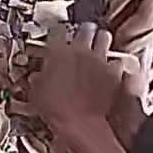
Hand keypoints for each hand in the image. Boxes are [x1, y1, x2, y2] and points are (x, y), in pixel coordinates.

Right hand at [32, 23, 144, 152]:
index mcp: (58, 52)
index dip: (56, 32)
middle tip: (81, 36)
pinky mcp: (114, 73)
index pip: (57, 30)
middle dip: (84, 31)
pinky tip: (109, 70)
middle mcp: (81, 51)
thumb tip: (37, 77)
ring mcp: (100, 60)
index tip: (56, 35)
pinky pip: (116, 62)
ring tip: (97, 46)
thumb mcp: (36, 93)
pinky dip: (113, 64)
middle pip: (86, 28)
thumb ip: (38, 78)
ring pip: (105, 37)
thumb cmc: (56, 109)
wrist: (81, 124)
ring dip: (100, 40)